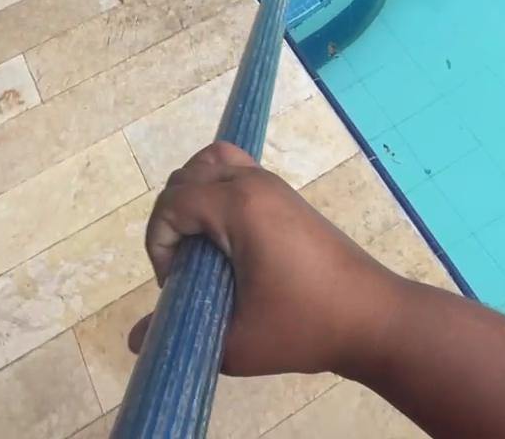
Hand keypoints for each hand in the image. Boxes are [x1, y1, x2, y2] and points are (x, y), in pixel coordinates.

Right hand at [129, 141, 407, 377]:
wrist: (370, 316)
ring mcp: (272, 183)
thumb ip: (181, 333)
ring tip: (199, 243)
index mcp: (238, 205)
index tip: (175, 284)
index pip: (172, 202)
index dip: (160, 243)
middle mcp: (253, 181)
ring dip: (193, 195)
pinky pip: (236, 169)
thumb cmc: (304, 325)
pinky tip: (225, 236)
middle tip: (184, 268)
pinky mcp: (285, 194)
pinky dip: (217, 189)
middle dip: (172, 219)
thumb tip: (134, 339)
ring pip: (213, 162)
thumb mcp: (237, 342)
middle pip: (187, 176)